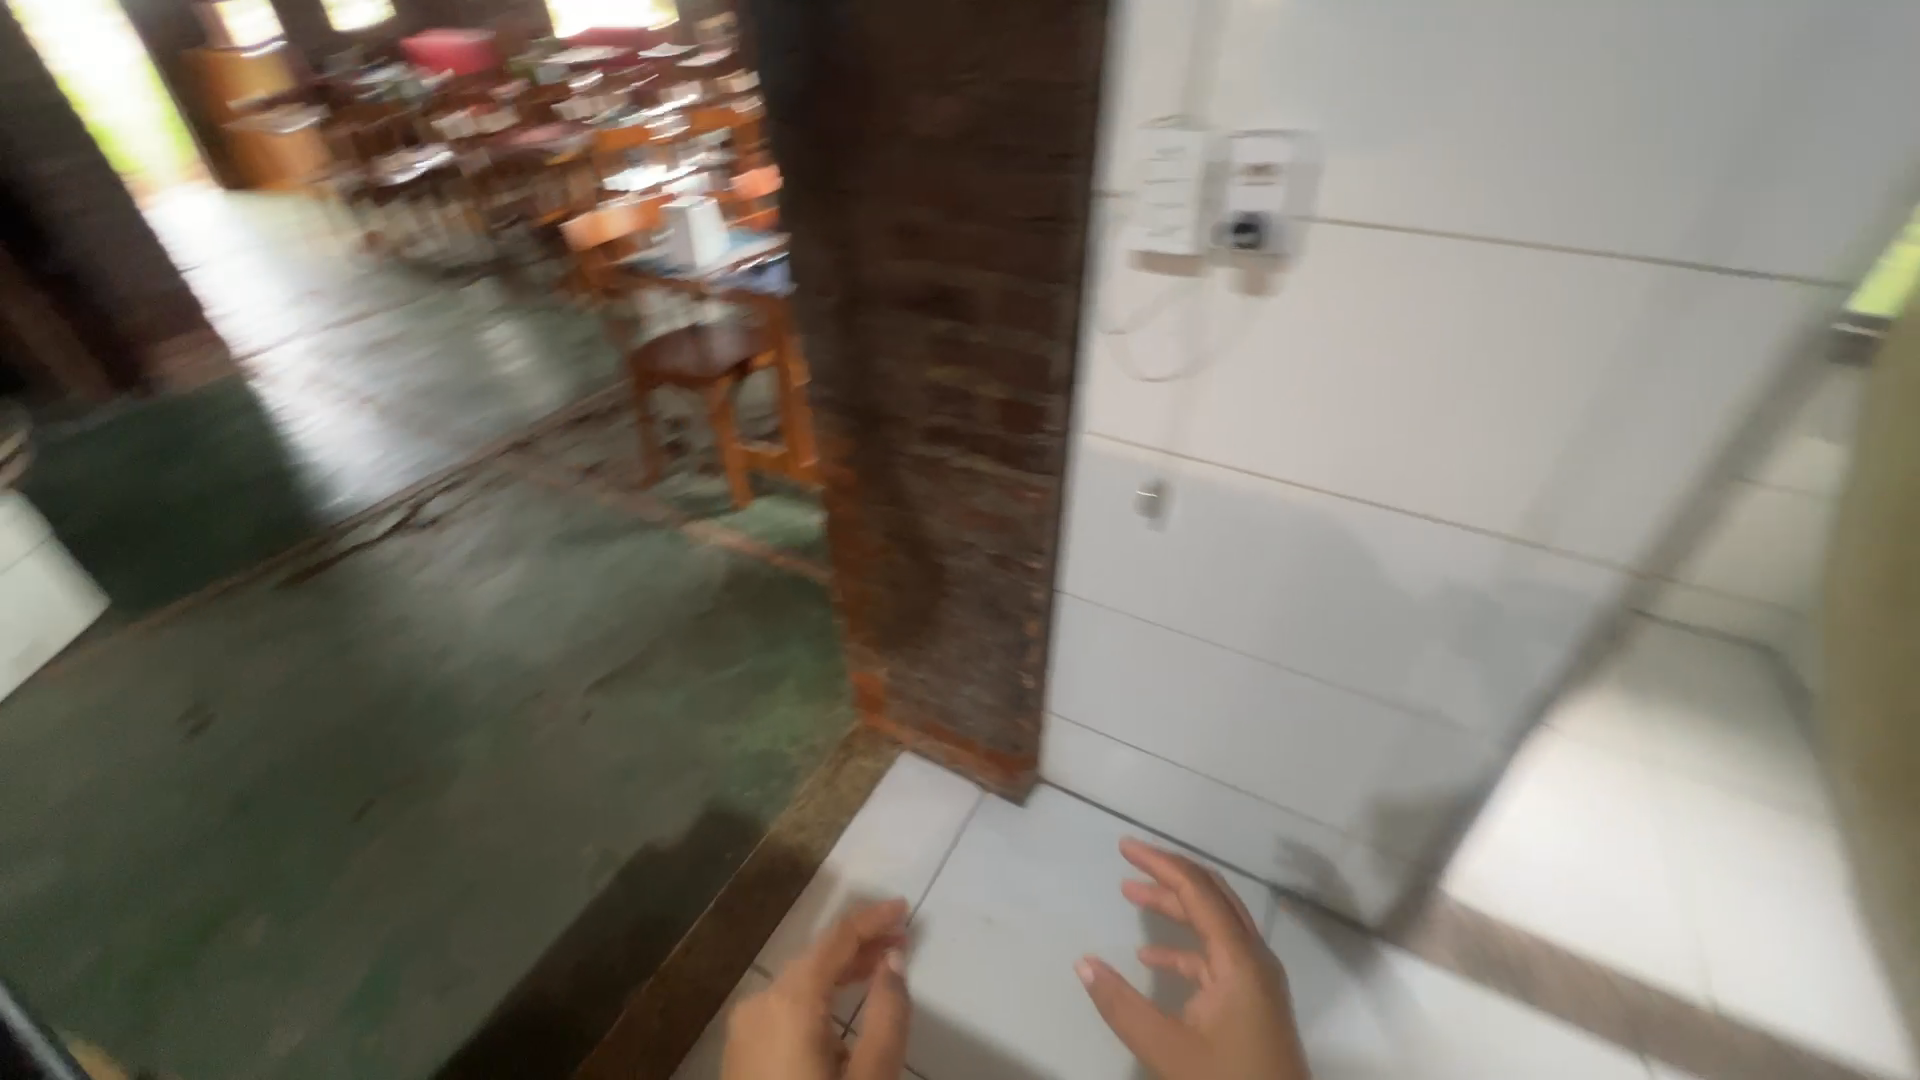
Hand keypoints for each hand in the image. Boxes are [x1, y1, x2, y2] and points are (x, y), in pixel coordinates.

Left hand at [722, 898, 912, 1079]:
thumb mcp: (871, 1079)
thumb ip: (889, 1013)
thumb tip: (893, 958)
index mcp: (790, 1000)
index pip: (837, 939)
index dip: (873, 918)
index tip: (905, 908)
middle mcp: (760, 1001)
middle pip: (816, 956)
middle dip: (860, 944)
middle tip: (901, 941)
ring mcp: (744, 1027)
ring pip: (799, 980)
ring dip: (840, 970)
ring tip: (879, 967)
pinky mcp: (739, 1052)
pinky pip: (784, 1005)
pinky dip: (817, 995)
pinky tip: (841, 1005)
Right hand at [1077, 838, 1311, 1079]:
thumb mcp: (1167, 1049)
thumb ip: (1121, 1004)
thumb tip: (1082, 962)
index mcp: (1239, 958)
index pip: (1197, 889)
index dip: (1160, 862)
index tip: (1124, 847)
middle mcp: (1254, 957)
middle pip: (1210, 896)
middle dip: (1167, 875)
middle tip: (1128, 860)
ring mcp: (1258, 979)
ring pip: (1214, 922)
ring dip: (1174, 906)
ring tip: (1131, 894)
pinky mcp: (1254, 1000)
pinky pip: (1216, 954)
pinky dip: (1183, 946)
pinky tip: (1150, 958)